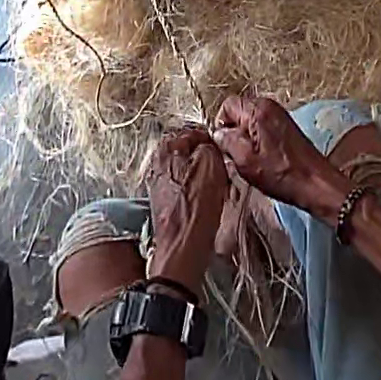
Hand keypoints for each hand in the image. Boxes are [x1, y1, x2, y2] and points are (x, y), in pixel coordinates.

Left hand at [146, 129, 228, 295]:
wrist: (183, 247)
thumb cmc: (194, 209)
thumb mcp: (210, 165)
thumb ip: (209, 146)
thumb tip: (209, 145)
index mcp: (166, 148)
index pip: (192, 132)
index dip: (212, 140)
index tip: (222, 149)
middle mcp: (158, 163)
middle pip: (190, 153)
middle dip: (208, 161)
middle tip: (222, 171)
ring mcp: (160, 184)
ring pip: (190, 172)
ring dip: (206, 178)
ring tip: (219, 190)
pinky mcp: (166, 202)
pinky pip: (188, 189)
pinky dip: (200, 193)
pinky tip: (210, 204)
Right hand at [212, 96, 351, 223]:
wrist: (317, 185)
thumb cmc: (284, 175)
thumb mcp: (246, 161)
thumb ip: (227, 141)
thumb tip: (217, 133)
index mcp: (258, 110)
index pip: (227, 105)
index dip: (222, 125)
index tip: (227, 145)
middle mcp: (269, 106)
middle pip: (238, 112)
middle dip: (234, 132)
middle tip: (240, 155)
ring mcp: (279, 115)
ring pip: (249, 121)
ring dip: (246, 138)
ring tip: (253, 160)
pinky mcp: (285, 126)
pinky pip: (261, 127)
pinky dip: (258, 141)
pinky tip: (264, 159)